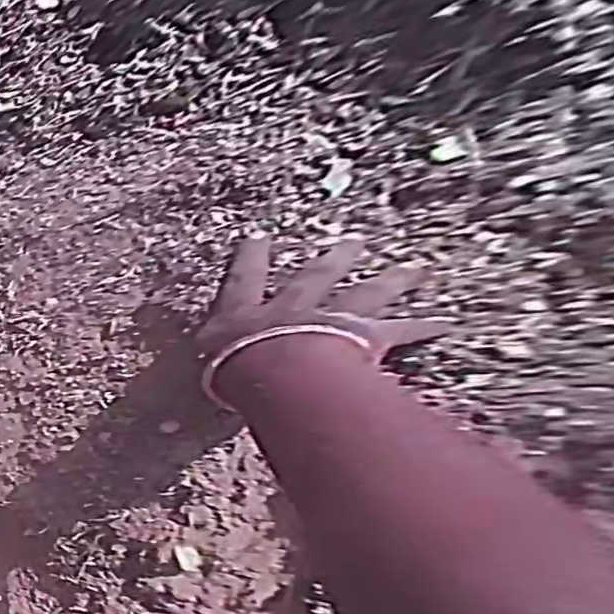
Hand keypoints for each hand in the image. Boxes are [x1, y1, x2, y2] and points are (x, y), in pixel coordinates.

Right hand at [198, 234, 450, 399]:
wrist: (272, 374)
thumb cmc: (228, 371)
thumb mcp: (202, 370)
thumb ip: (202, 365)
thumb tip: (170, 377)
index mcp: (240, 315)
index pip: (241, 280)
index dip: (248, 258)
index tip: (257, 235)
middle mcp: (286, 310)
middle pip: (313, 279)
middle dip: (332, 260)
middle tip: (352, 242)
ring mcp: (326, 320)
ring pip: (362, 296)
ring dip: (388, 283)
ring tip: (413, 270)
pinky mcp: (361, 338)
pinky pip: (397, 332)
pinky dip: (421, 327)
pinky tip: (443, 324)